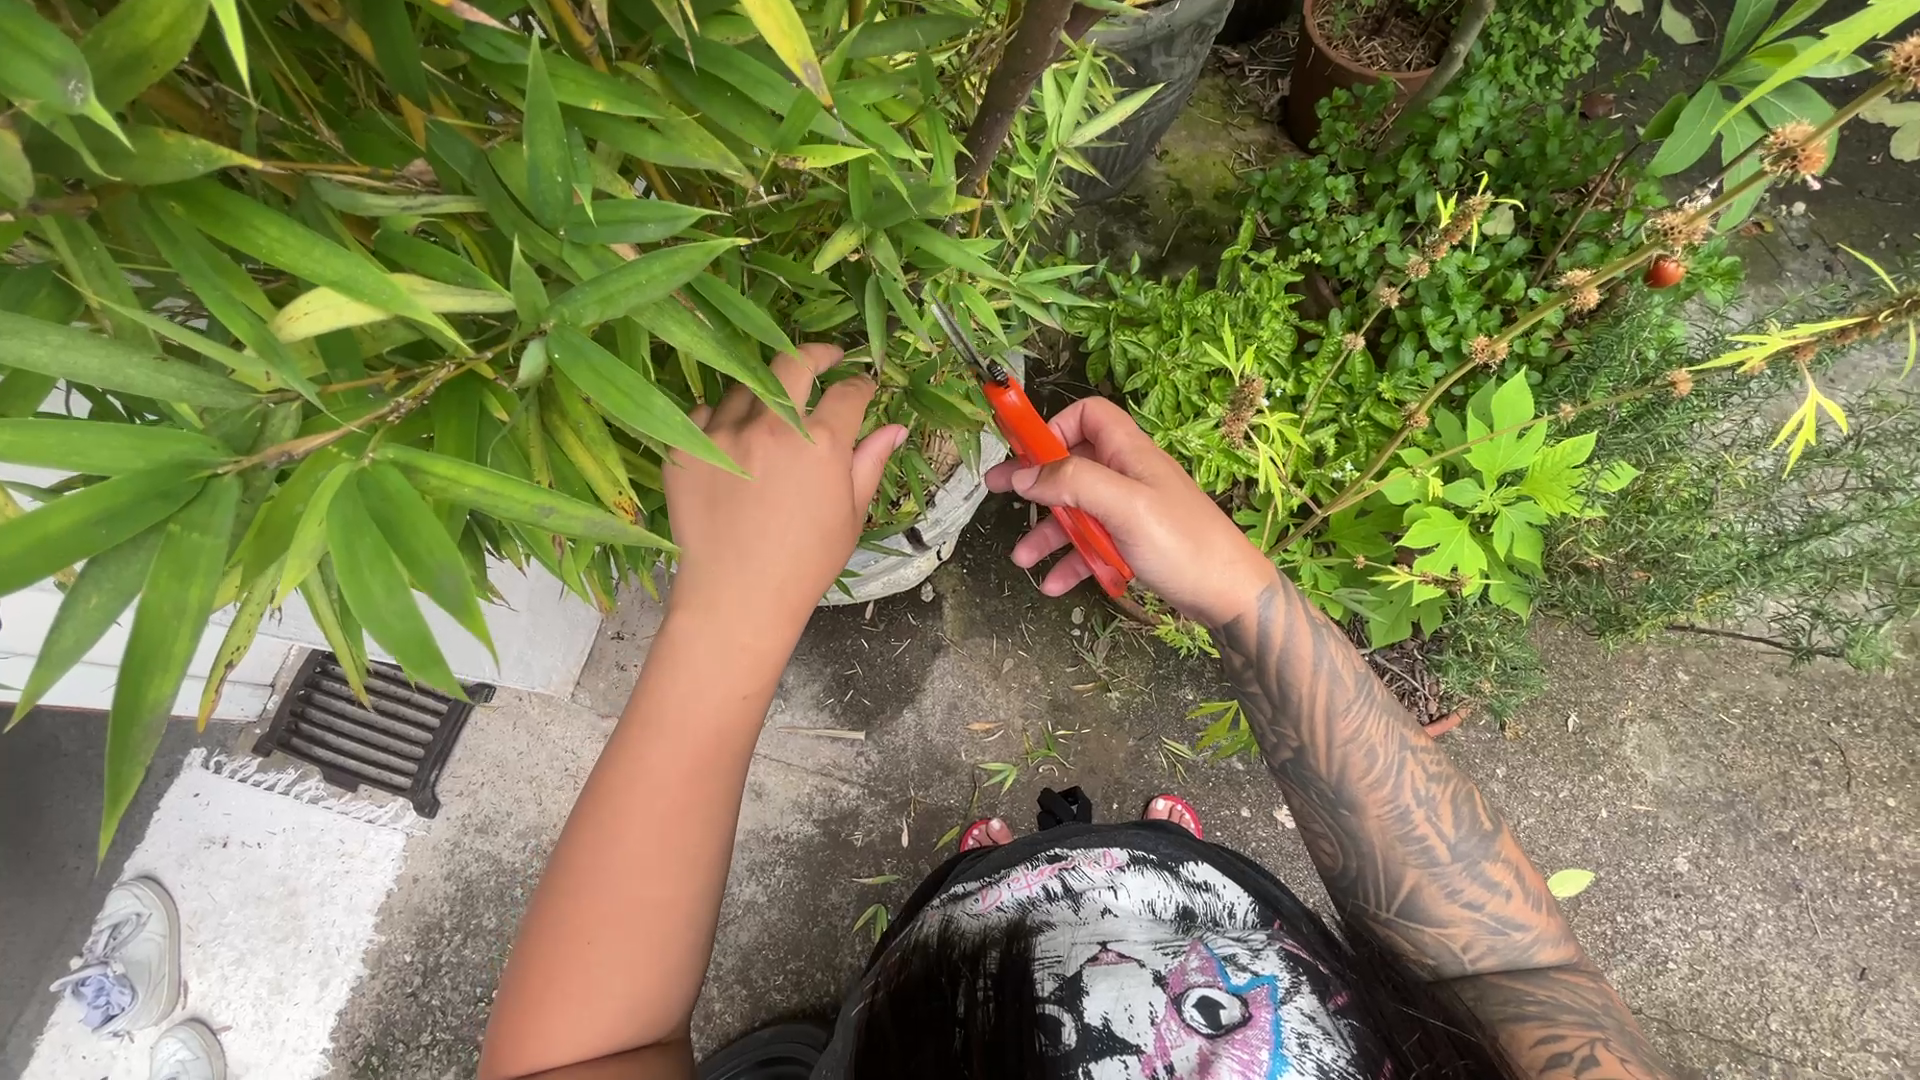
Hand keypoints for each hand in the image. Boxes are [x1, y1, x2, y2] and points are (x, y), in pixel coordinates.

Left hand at [665, 343, 904, 631]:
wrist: (738, 597)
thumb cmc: (806, 563)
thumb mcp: (851, 515)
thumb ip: (870, 463)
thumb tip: (896, 427)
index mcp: (822, 443)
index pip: (848, 392)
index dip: (860, 384)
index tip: (863, 386)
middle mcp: (772, 427)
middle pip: (794, 363)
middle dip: (817, 353)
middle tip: (826, 358)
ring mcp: (723, 434)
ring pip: (745, 386)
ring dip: (765, 390)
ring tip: (773, 409)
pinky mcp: (685, 450)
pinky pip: (703, 413)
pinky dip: (720, 418)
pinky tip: (731, 437)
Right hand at [983, 397, 1277, 626]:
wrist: (1231, 596)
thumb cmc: (1183, 544)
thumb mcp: (1125, 506)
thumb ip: (1073, 483)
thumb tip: (1024, 475)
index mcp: (1129, 454)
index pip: (1088, 416)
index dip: (1055, 427)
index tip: (1026, 454)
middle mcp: (1127, 476)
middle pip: (1071, 466)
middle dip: (1034, 483)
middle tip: (995, 492)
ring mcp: (1130, 512)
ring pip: (1077, 512)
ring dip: (1047, 532)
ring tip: (1022, 558)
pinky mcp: (1134, 544)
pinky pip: (1093, 546)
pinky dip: (1072, 562)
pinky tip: (1054, 585)